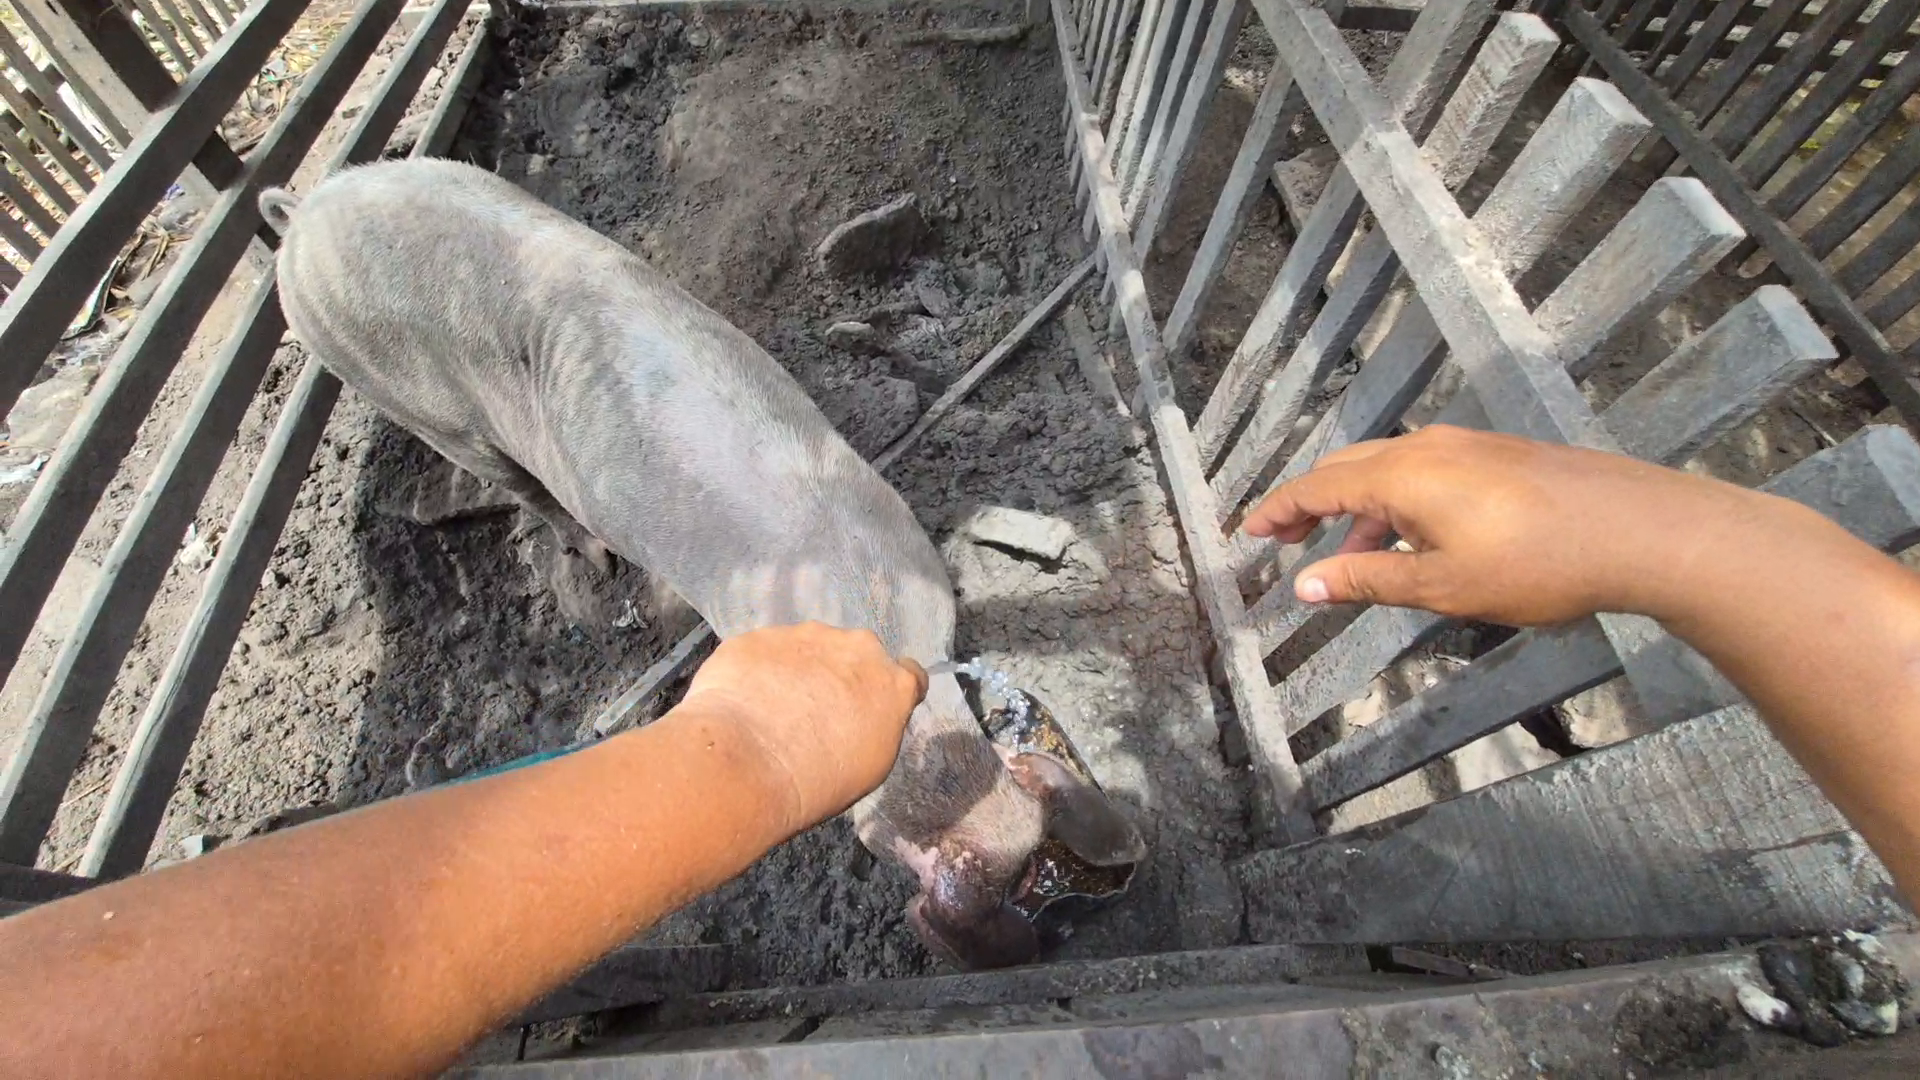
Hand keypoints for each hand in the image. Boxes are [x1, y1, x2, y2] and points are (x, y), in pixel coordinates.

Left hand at [679, 622, 928, 830]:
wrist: (747, 764)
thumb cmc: (821, 778)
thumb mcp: (873, 762)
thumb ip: (880, 722)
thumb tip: (867, 711)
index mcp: (893, 681)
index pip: (909, 674)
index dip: (888, 690)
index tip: (870, 707)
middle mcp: (857, 646)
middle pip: (856, 654)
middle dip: (842, 674)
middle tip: (816, 711)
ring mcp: (806, 635)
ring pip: (809, 646)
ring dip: (800, 668)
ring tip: (773, 708)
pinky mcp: (761, 636)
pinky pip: (766, 650)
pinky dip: (759, 669)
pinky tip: (744, 700)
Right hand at [1241, 425, 1797, 625]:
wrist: (1655, 533)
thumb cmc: (1538, 564)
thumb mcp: (1441, 584)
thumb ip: (1365, 581)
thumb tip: (1302, 586)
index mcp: (1401, 475)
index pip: (1315, 487)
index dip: (1277, 510)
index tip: (1247, 533)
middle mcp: (1425, 449)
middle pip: (1343, 469)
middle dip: (1305, 504)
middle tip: (1280, 539)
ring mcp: (1463, 448)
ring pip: (1382, 471)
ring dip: (1351, 509)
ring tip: (1343, 555)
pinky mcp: (1495, 456)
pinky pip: (1419, 473)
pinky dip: (1391, 504)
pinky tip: (1407, 541)